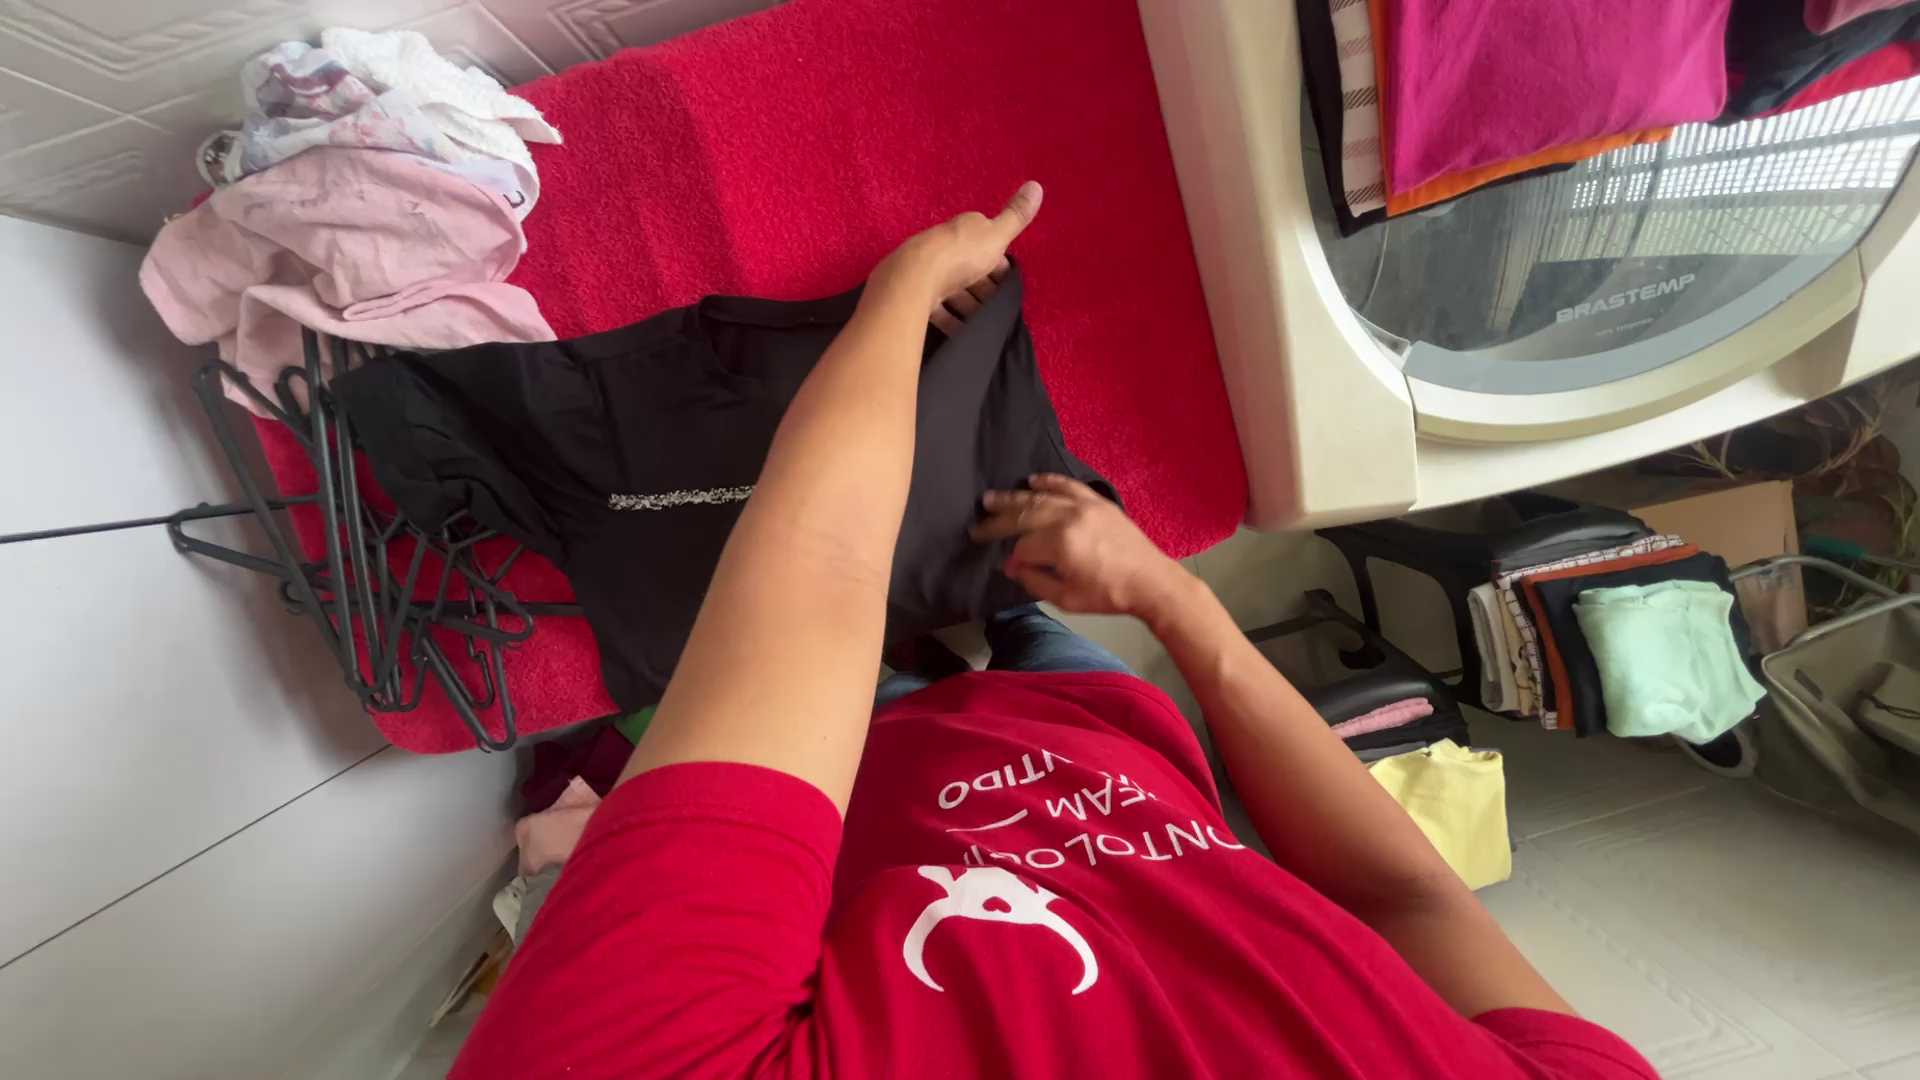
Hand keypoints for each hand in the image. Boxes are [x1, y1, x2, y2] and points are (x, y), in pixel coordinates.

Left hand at [870, 181, 1042, 333]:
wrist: (917, 277)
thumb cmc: (961, 254)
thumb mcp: (996, 235)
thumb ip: (1016, 216)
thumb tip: (1037, 184)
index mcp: (964, 231)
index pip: (987, 245)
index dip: (1000, 264)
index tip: (1010, 284)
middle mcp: (946, 248)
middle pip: (971, 270)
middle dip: (985, 288)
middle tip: (999, 308)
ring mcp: (931, 273)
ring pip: (955, 291)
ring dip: (970, 307)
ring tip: (985, 323)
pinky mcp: (919, 295)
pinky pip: (940, 311)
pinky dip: (952, 322)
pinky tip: (963, 333)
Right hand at [970, 473, 1190, 619]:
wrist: (1151, 582)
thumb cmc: (1108, 595)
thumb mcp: (1067, 598)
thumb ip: (1035, 581)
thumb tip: (1012, 566)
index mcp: (1060, 544)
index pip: (1022, 546)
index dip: (1012, 557)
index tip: (1006, 566)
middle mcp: (1069, 518)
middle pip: (1024, 514)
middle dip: (998, 519)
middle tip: (978, 522)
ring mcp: (1084, 506)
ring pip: (1041, 496)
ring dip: (1014, 497)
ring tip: (992, 499)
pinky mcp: (1098, 502)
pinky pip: (1068, 485)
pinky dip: (1049, 481)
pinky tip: (1032, 480)